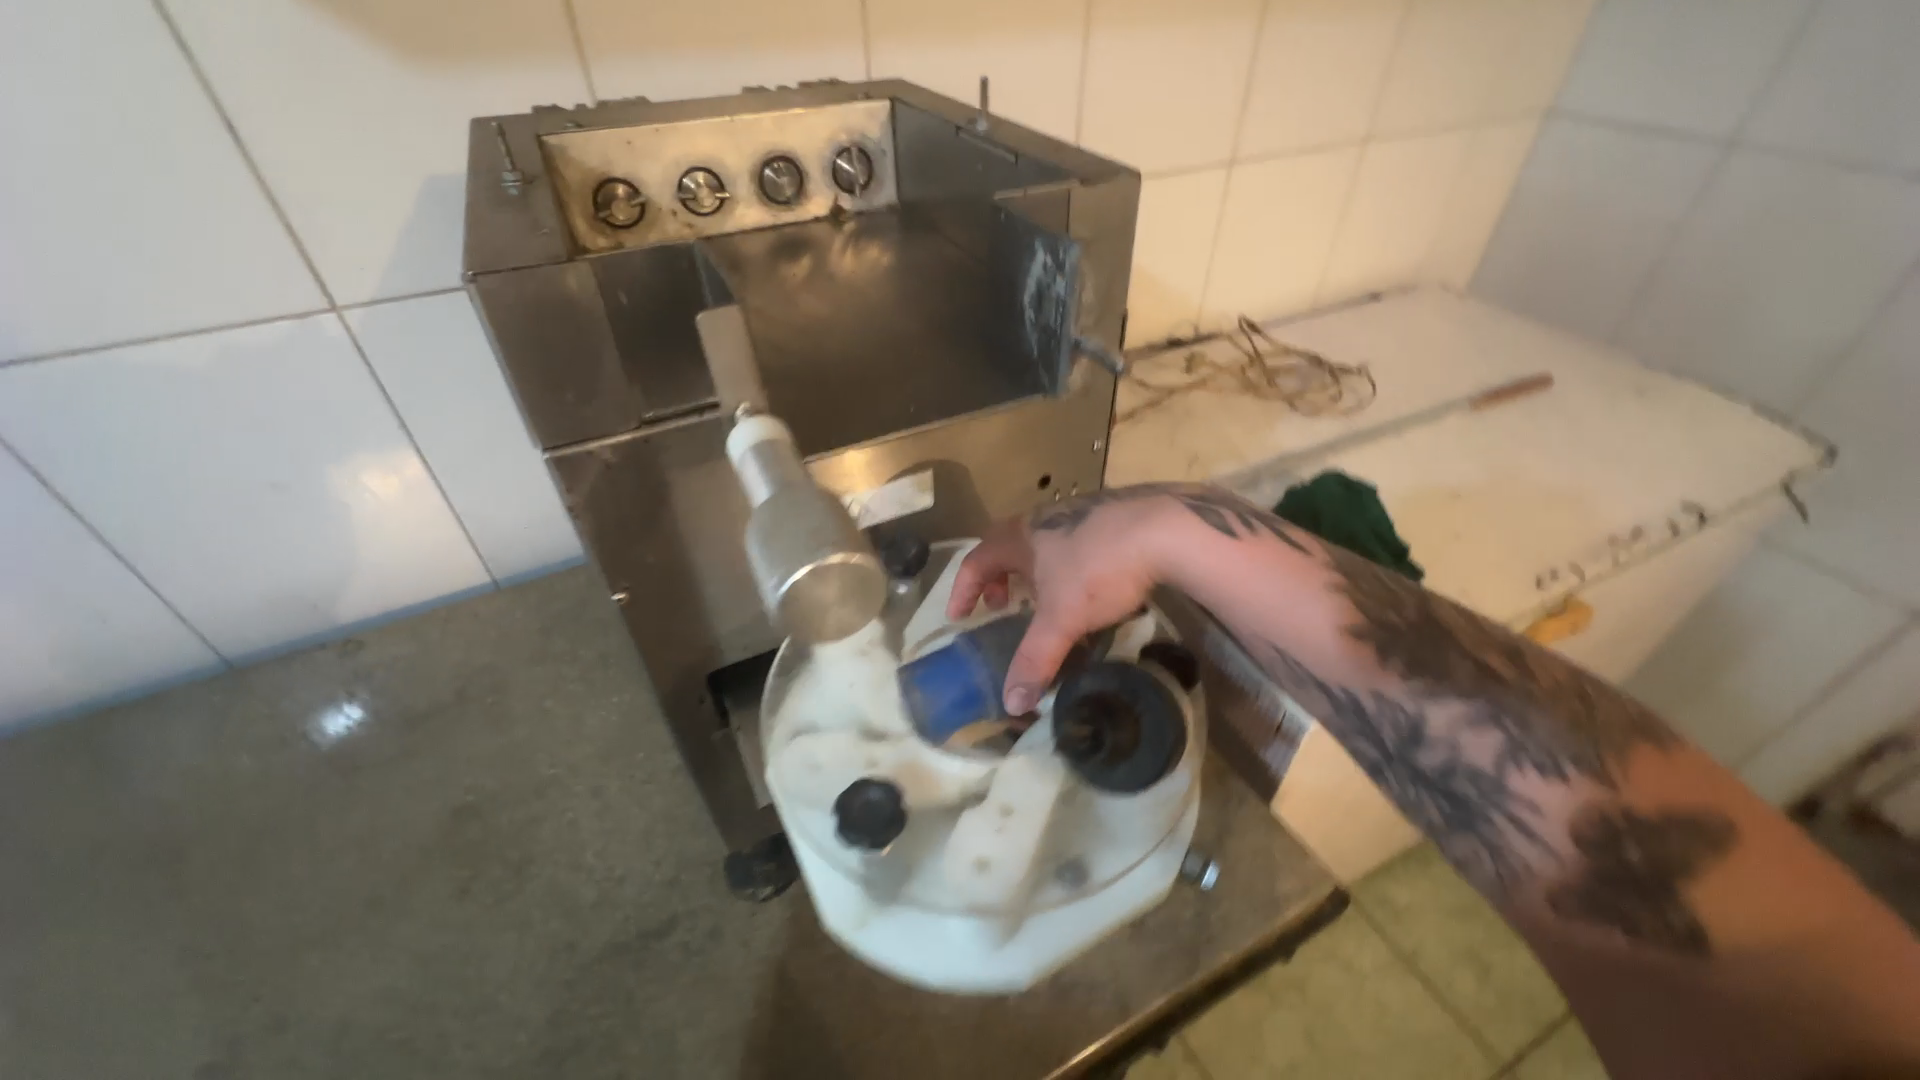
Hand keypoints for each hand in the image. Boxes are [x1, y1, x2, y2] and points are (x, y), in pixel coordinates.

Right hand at [946, 491, 1177, 713]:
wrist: (1165, 530)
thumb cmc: (1100, 570)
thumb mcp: (1062, 620)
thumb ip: (1035, 659)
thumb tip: (1012, 704)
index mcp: (1020, 538)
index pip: (976, 562)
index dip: (963, 590)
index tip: (958, 616)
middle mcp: (1042, 519)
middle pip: (1005, 546)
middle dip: (997, 578)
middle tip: (1000, 605)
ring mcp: (1076, 512)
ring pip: (1040, 542)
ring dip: (1031, 569)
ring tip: (1042, 597)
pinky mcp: (1108, 515)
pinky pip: (1070, 541)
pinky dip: (1062, 563)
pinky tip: (1086, 584)